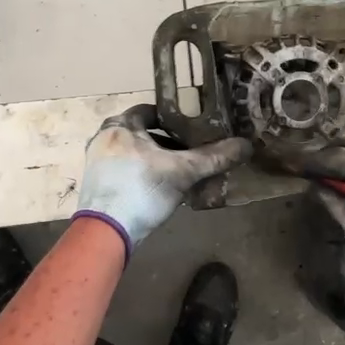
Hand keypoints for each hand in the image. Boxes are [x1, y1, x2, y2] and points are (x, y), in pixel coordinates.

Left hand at [74, 104, 250, 257]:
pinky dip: (145, 174)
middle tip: (193, 150)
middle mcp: (105, 138)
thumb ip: (213, 158)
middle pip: (144, 133)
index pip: (151, 111)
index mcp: (120, 125)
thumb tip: (246, 145)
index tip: (194, 127)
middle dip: (169, 141)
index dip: (174, 117)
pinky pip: (127, 170)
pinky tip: (164, 188)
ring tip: (183, 170)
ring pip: (136, 153)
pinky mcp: (98, 185)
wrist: (105, 233)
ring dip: (158, 159)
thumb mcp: (182, 171)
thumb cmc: (141, 190)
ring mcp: (98, 163)